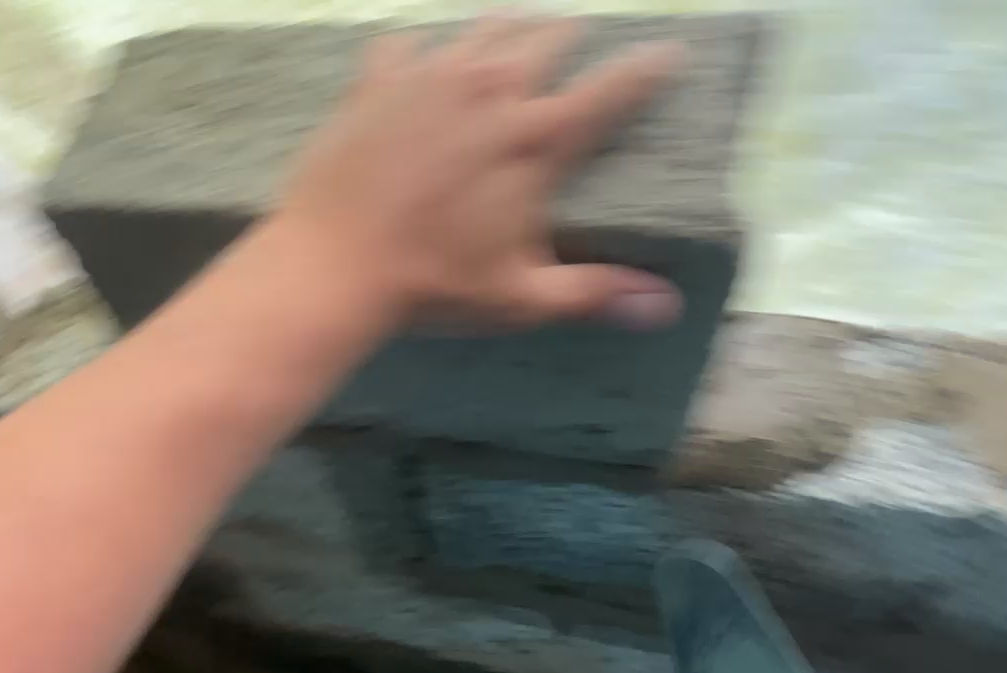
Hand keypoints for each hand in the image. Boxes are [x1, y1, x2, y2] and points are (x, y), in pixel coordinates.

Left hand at [270, 15, 684, 330]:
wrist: (335, 266)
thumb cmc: (432, 286)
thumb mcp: (518, 298)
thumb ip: (592, 293)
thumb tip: (665, 308)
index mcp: (535, 140)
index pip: (612, 89)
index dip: (648, 68)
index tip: (671, 52)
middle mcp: (490, 90)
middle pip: (547, 40)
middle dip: (570, 41)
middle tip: (577, 47)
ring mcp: (429, 77)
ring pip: (484, 30)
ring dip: (508, 33)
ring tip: (514, 43)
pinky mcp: (376, 82)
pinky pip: (406, 45)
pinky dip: (420, 54)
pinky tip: (419, 69)